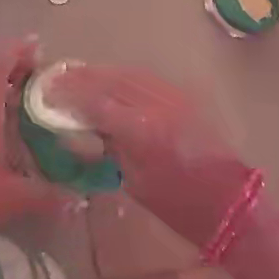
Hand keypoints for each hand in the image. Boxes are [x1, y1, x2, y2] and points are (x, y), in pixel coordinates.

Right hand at [49, 65, 251, 246]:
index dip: (68, 95)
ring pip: (128, 74)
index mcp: (141, 130)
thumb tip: (88, 128)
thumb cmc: (179, 206)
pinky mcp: (184, 96)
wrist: (231, 203)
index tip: (46, 92)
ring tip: (78, 74)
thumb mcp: (135, 182)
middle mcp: (156, 105)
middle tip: (56, 78)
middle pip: (110, 80)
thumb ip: (110, 148)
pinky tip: (111, 79)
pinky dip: (123, 76)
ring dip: (101, 73)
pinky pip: (146, 79)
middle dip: (81, 78)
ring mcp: (173, 96)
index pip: (95, 102)